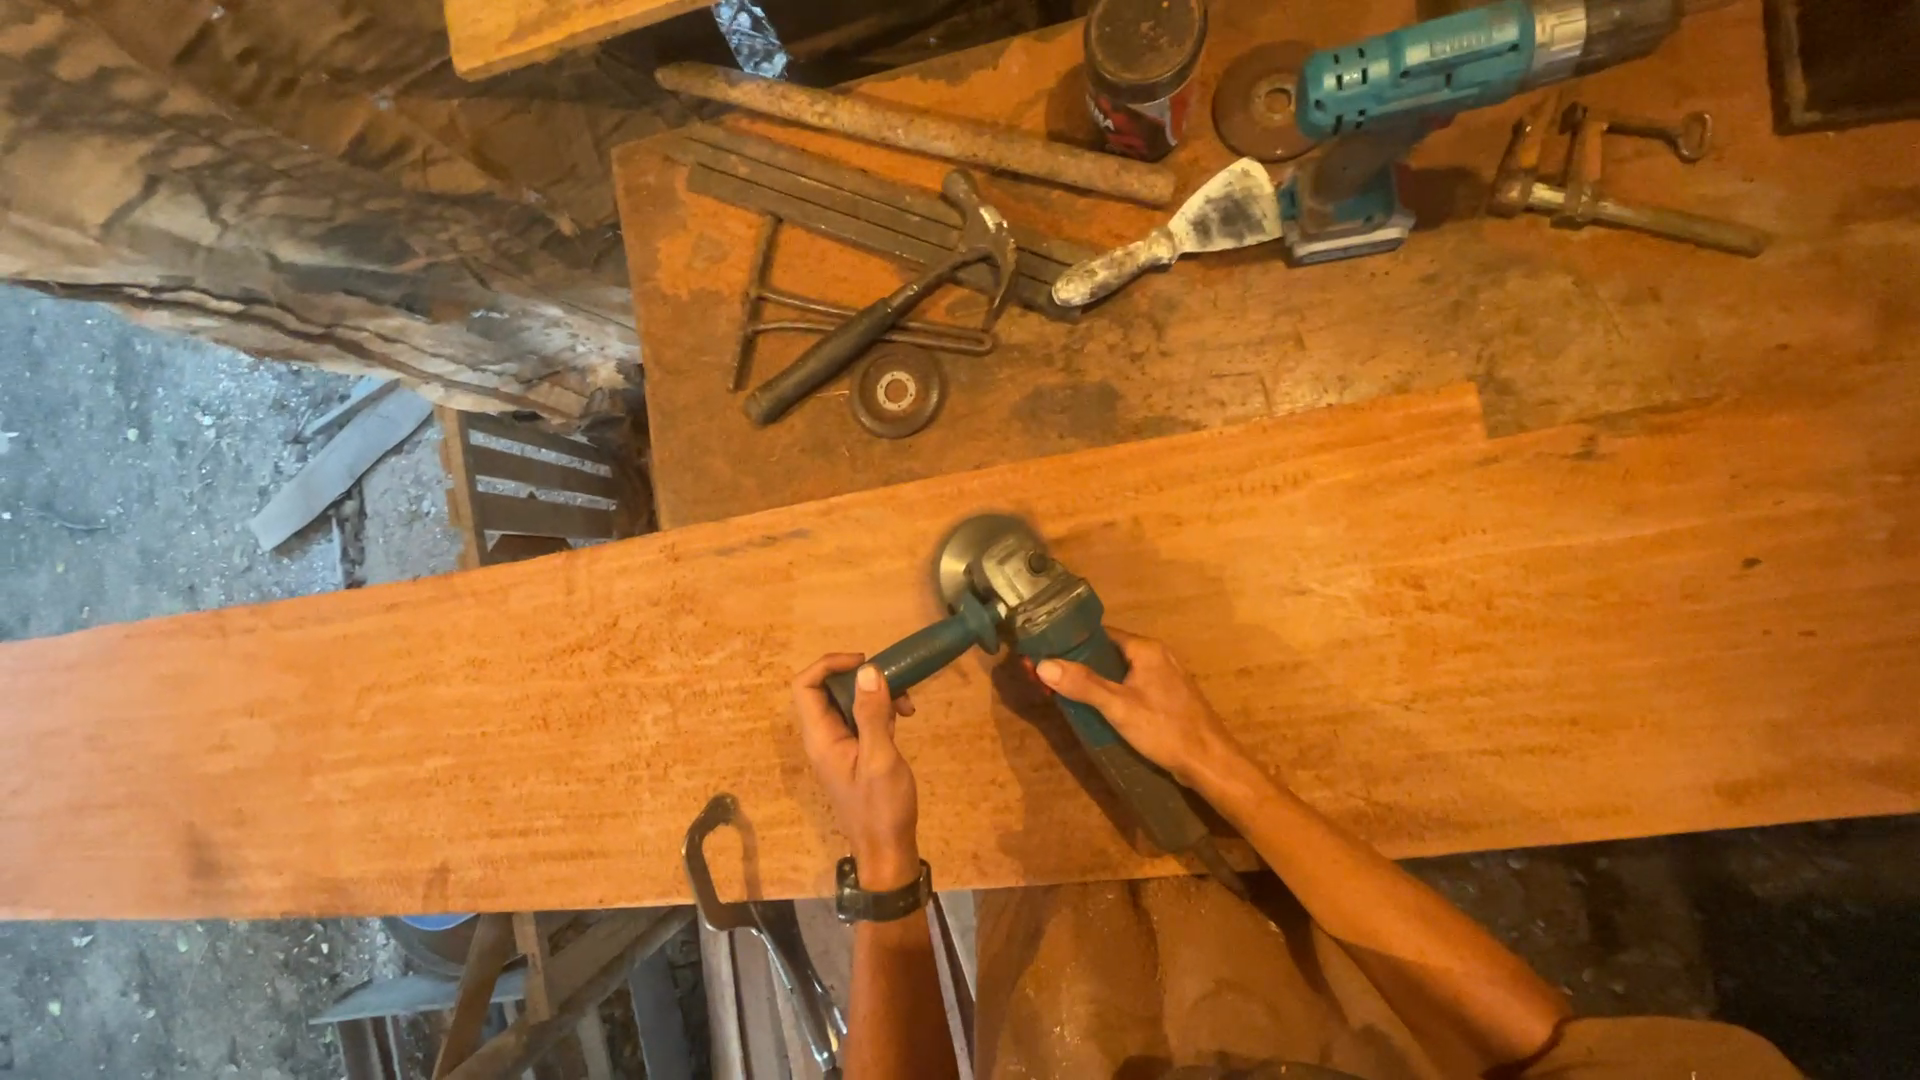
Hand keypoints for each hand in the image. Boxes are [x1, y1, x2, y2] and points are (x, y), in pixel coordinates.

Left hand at [792, 654, 922, 889]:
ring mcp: (841, 745)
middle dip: (860, 678)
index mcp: (820, 737)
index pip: (805, 685)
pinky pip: (863, 717)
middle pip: (827, 689)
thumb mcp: (880, 758)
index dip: (828, 665)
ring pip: (849, 701)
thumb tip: (868, 670)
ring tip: (907, 703)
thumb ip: (872, 714)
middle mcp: (825, 737)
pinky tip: (905, 716)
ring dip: (876, 694)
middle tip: (892, 681)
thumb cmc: (881, 808)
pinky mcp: (858, 751)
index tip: (863, 663)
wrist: (889, 851)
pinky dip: (882, 710)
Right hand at [1034, 629, 1243, 787]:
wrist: (1210, 762)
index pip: (1100, 634)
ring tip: (1070, 694)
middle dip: (1082, 665)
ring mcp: (1166, 676)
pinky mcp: (1170, 697)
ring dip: (1098, 681)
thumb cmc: (1165, 729)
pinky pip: (1135, 686)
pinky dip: (1116, 692)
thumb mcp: (1118, 707)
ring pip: (1122, 671)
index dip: (1072, 644)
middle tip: (1053, 680)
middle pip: (1110, 652)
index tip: (1047, 656)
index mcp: (1146, 649)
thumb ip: (1082, 684)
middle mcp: (1157, 655)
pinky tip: (1102, 709)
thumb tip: (1043, 664)